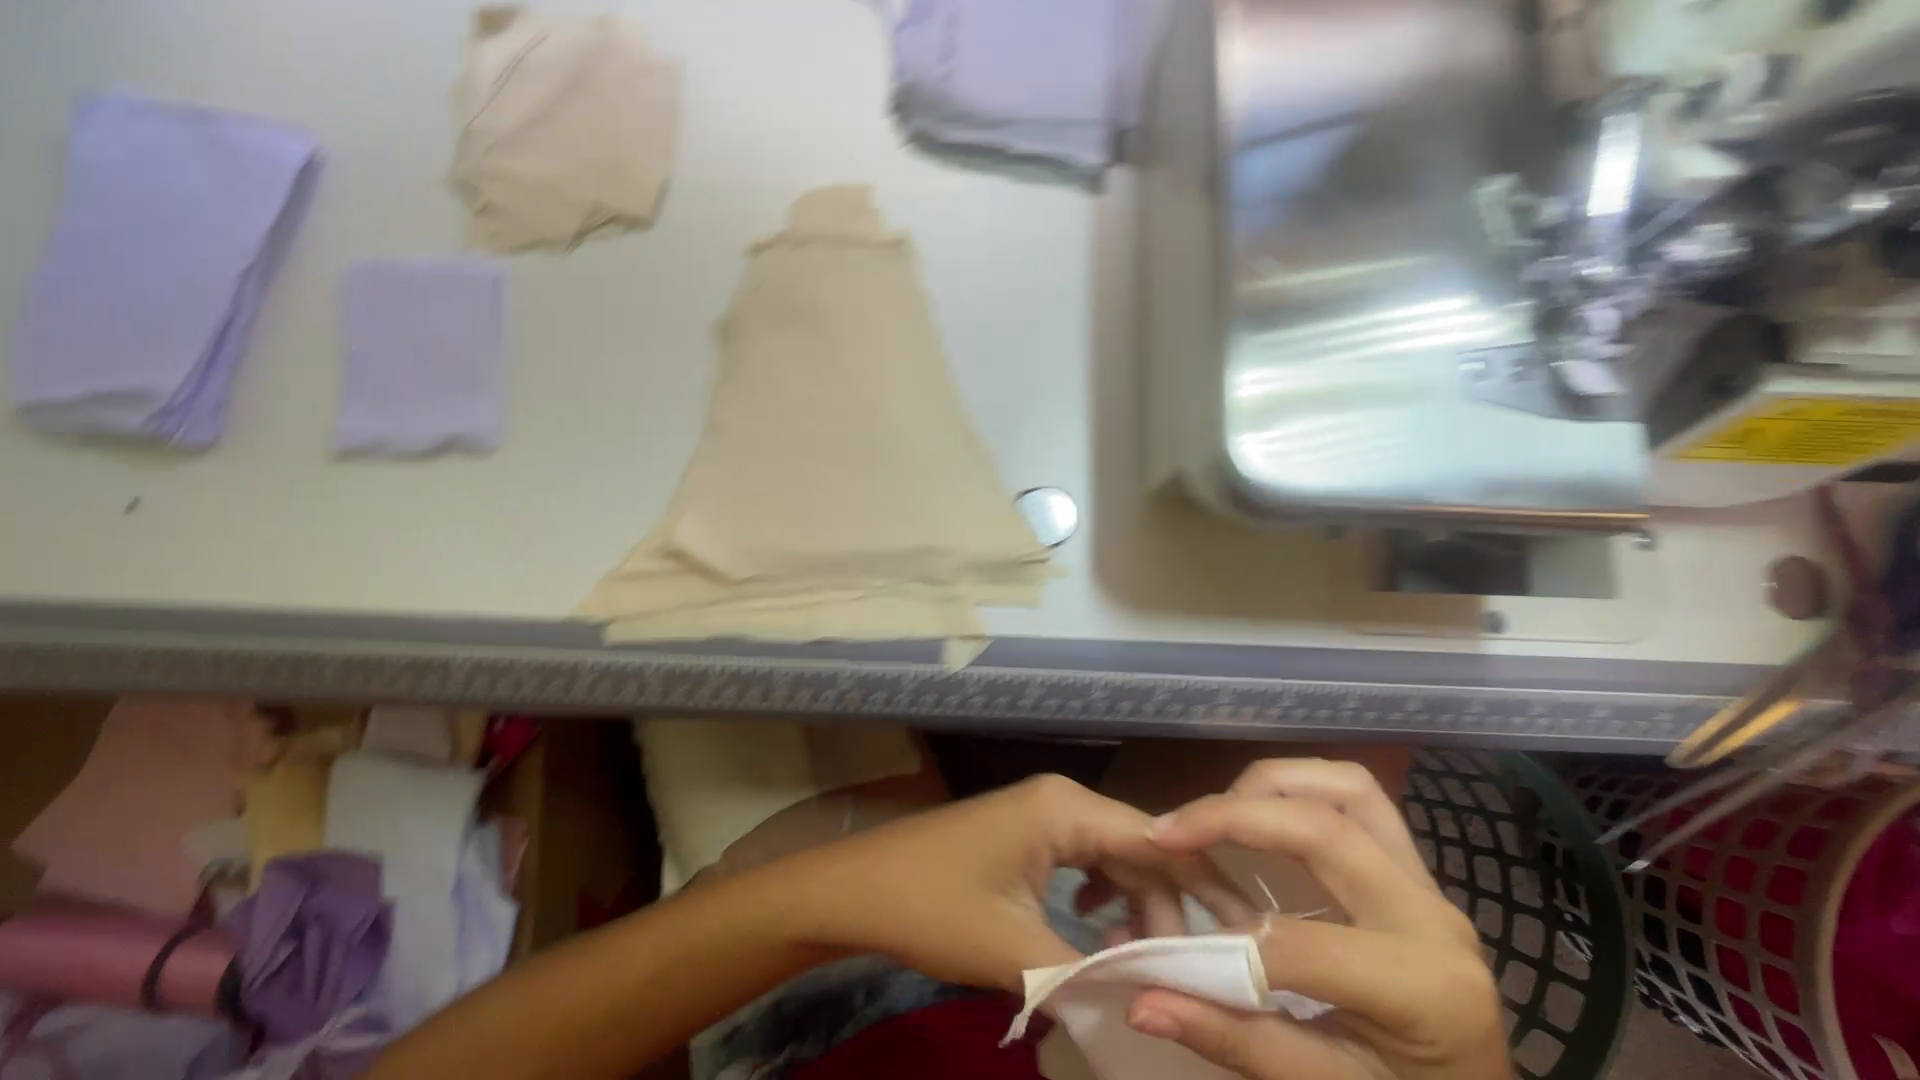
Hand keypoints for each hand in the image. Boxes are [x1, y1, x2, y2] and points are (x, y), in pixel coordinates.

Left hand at [775, 773, 1253, 991]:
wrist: (850, 890)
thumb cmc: (928, 909)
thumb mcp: (1013, 951)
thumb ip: (1089, 974)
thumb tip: (1151, 1000)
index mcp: (1067, 809)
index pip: (1161, 843)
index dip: (1208, 888)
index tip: (1247, 938)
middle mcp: (1063, 800)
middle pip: (1143, 851)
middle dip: (1172, 909)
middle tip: (1202, 971)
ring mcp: (1042, 814)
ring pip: (1115, 858)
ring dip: (1137, 907)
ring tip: (1153, 961)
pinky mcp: (1025, 835)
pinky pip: (1084, 861)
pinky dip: (1104, 897)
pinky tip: (1101, 930)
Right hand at [1124, 760, 1508, 1079]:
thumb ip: (1234, 1042)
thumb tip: (1140, 1004)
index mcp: (1421, 987)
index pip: (1299, 943)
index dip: (1220, 944)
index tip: (1162, 950)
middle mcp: (1432, 918)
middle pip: (1324, 827)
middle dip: (1232, 816)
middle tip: (1165, 831)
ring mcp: (1430, 888)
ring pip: (1349, 789)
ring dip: (1271, 785)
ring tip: (1212, 814)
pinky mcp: (1416, 875)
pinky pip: (1361, 802)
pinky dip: (1300, 793)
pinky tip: (1258, 819)